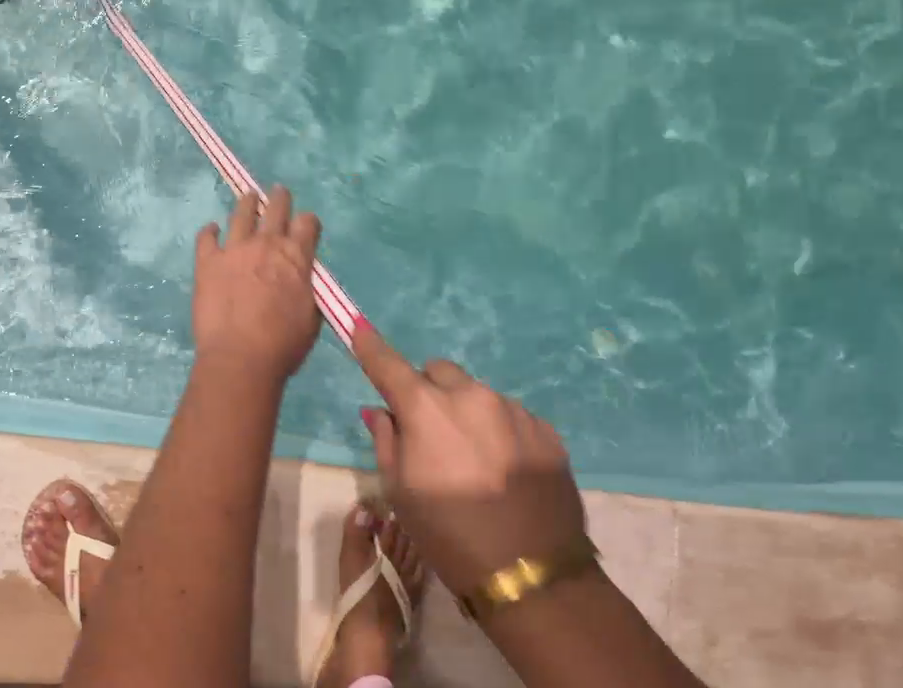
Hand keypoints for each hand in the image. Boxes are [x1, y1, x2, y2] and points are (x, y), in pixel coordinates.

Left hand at [190, 187, 323, 382]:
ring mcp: (234, 250)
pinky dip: (210, 231)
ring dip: (247, 203)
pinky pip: (206, 237)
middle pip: (275, 209)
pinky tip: (211, 229)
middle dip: (279, 198)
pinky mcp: (207, 261)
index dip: (307, 222)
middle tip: (278, 191)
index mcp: (296, 257)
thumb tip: (303, 279)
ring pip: (241, 214)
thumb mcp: (312, 316)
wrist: (240, 356)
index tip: (305, 224)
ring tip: (248, 196)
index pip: (307, 224)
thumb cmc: (283, 344)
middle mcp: (266, 244)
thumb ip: (307, 289)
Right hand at [351, 328, 587, 597]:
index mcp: (427, 410)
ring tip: (473, 461)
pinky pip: (511, 416)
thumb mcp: (400, 493)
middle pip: (438, 372)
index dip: (369, 345)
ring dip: (466, 413)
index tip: (357, 325)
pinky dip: (498, 431)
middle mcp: (471, 397)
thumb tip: (381, 410)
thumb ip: (388, 441)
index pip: (388, 363)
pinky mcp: (546, 432)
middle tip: (428, 431)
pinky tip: (503, 471)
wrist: (534, 577)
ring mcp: (513, 411)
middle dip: (427, 391)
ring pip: (477, 394)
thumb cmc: (450, 536)